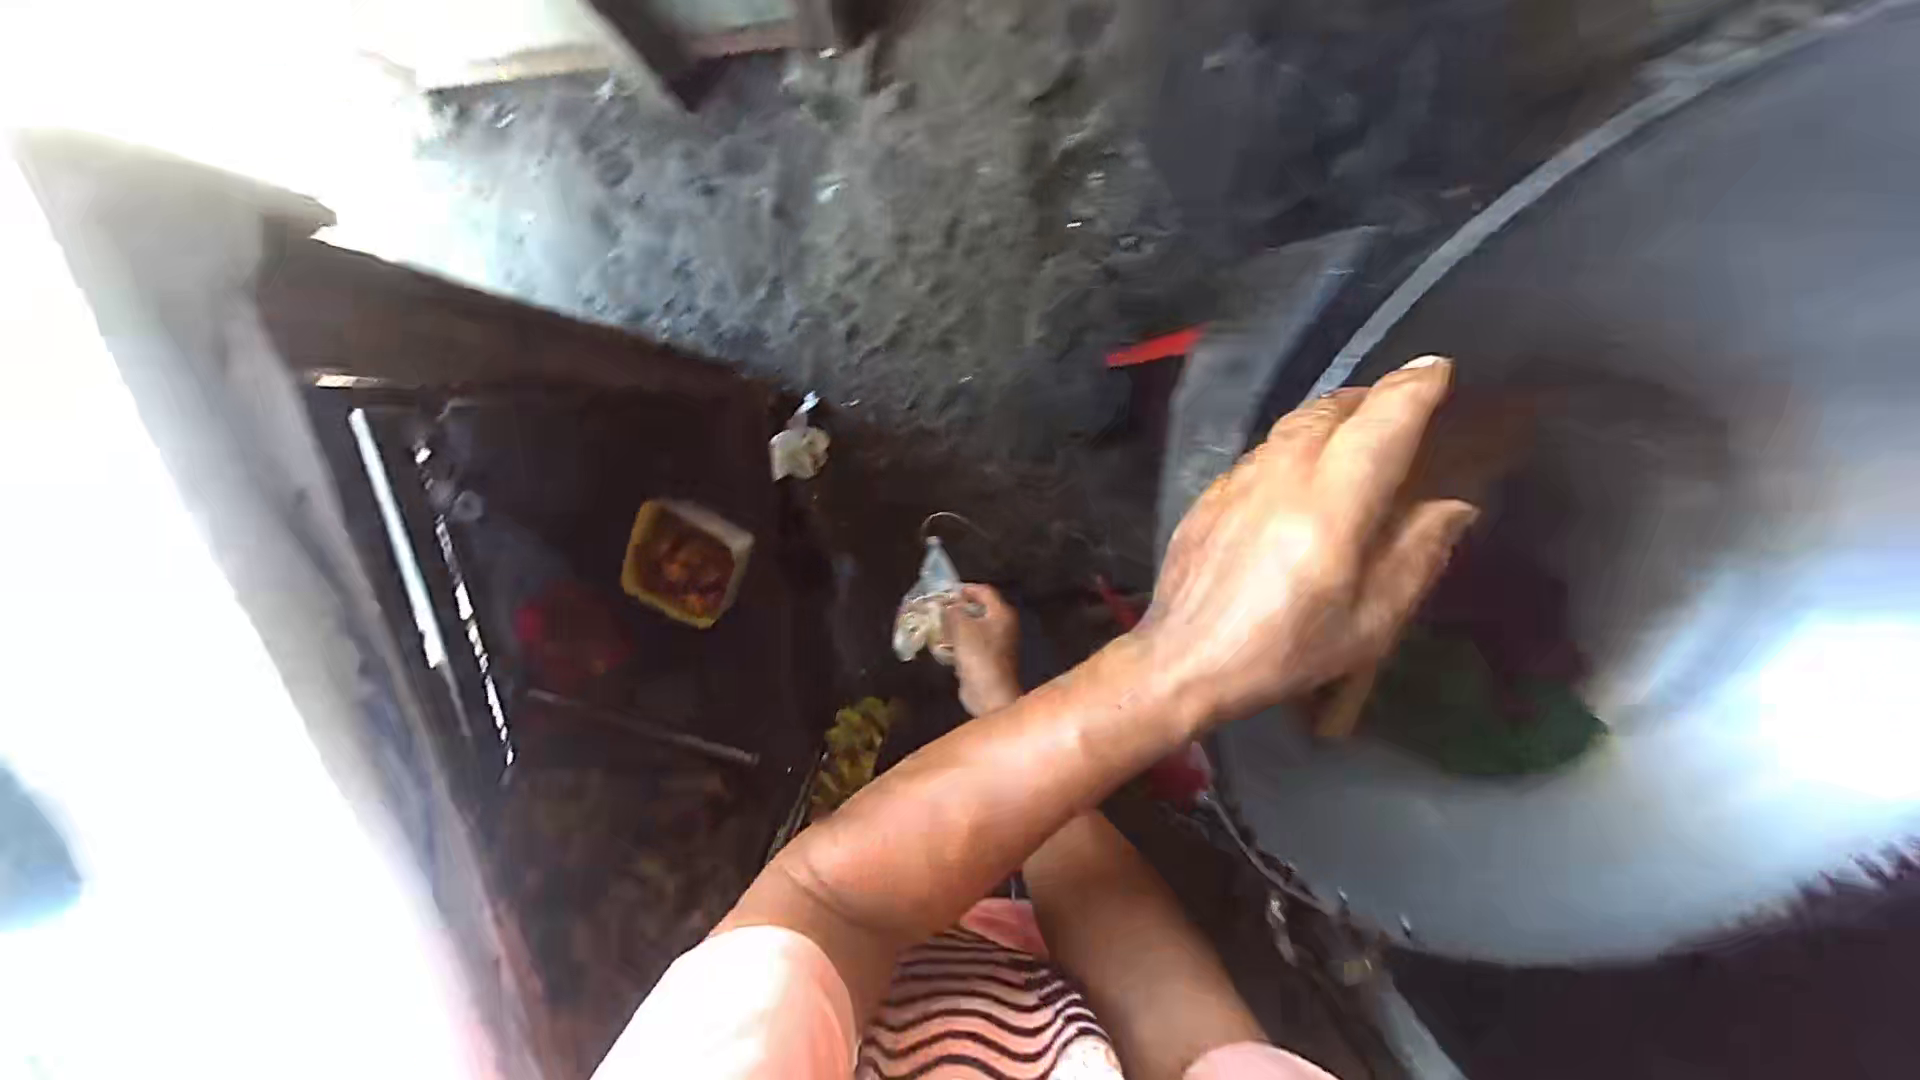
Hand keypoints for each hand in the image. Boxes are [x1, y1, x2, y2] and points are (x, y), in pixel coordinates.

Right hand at [942, 584, 1020, 716]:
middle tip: (940, 608)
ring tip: (938, 625)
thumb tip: (947, 604)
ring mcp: (998, 644)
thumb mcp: (960, 627)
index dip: (966, 588)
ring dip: (957, 626)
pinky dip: (960, 642)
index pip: (985, 591)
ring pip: (975, 628)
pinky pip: (973, 644)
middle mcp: (1004, 626)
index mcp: (1002, 613)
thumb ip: (952, 610)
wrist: (989, 692)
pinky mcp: (989, 660)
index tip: (947, 591)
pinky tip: (944, 646)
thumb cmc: (978, 655)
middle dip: (959, 608)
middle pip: (980, 609)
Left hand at [1138, 355, 1475, 722]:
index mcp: (1327, 508)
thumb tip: (1450, 505)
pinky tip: (1293, 473)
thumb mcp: (1368, 623)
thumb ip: (1414, 555)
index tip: (1437, 370)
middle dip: (1368, 396)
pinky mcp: (1206, 498)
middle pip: (1326, 412)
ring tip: (1350, 430)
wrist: (1184, 657)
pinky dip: (1286, 447)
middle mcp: (1277, 480)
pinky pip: (1256, 456)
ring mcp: (1233, 485)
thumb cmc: (1282, 651)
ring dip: (1325, 418)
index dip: (1412, 390)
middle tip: (1397, 401)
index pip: (1378, 425)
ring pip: (1286, 428)